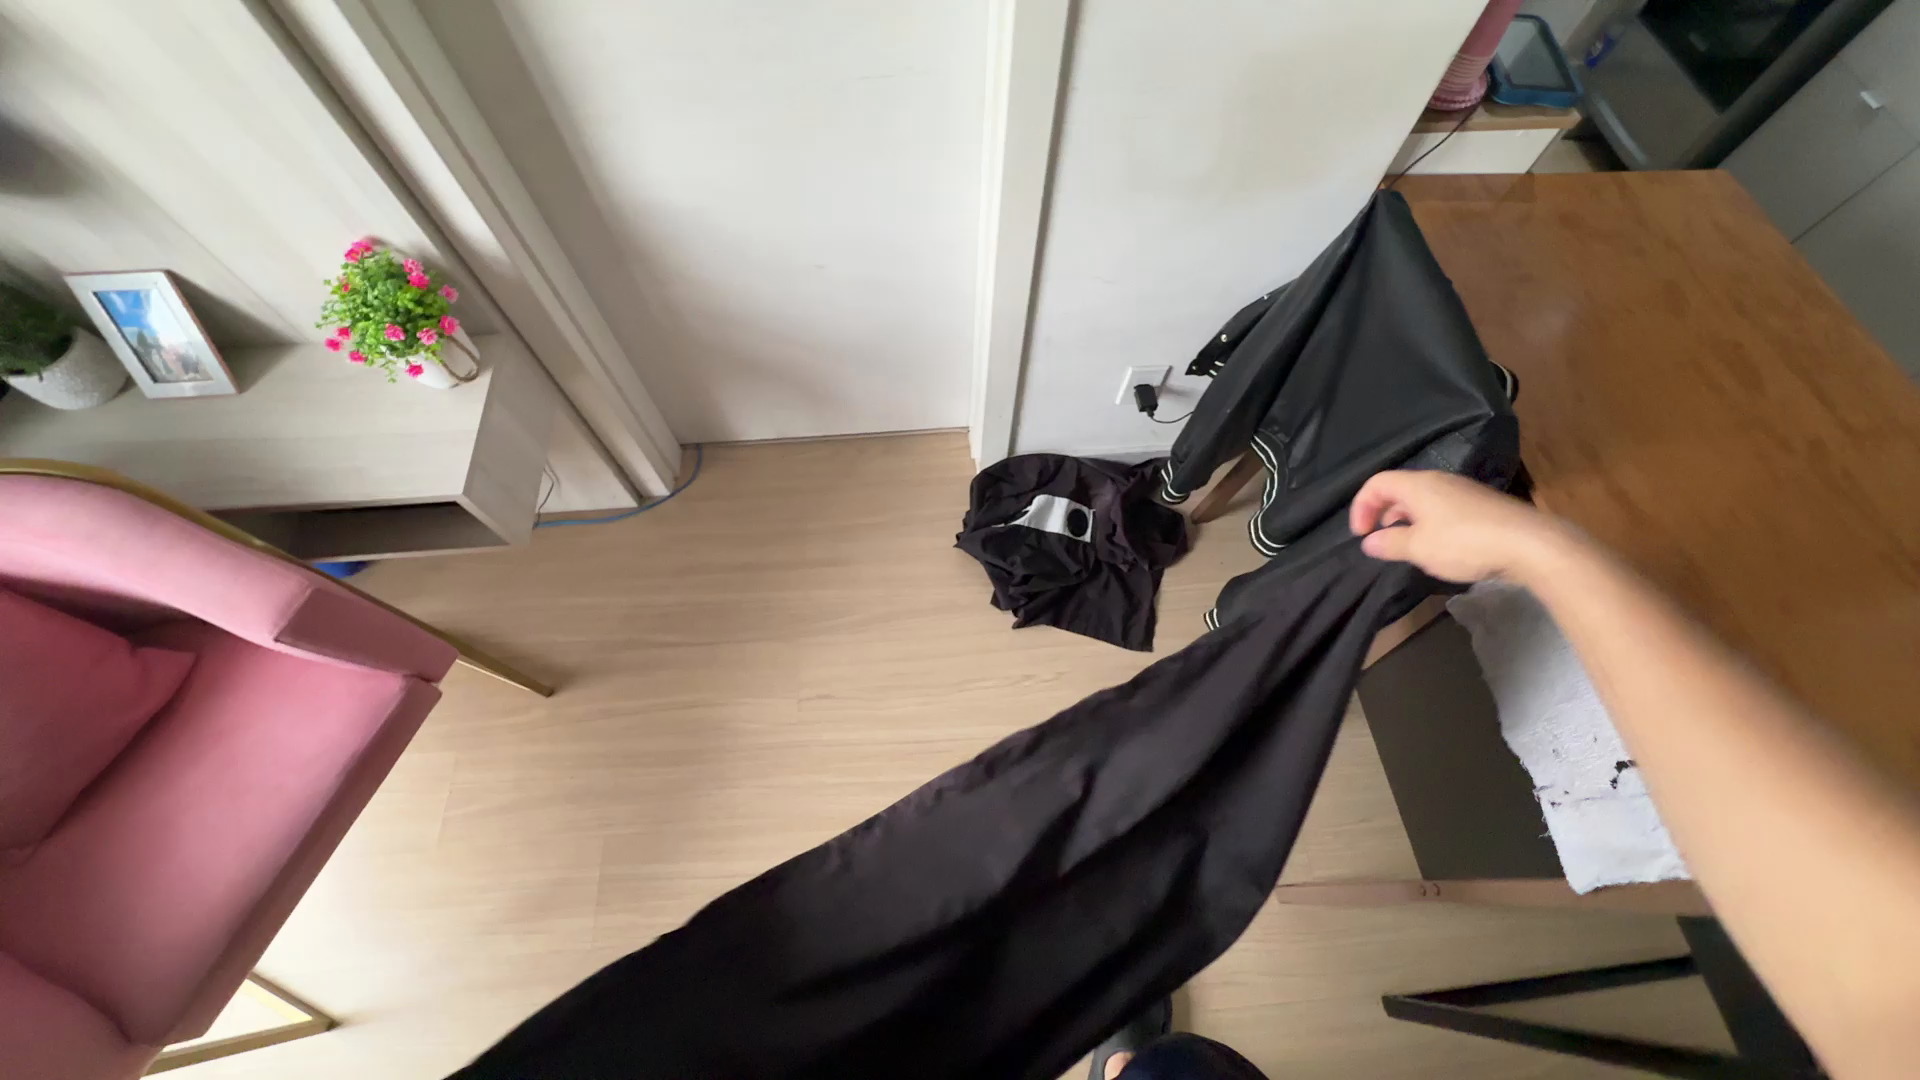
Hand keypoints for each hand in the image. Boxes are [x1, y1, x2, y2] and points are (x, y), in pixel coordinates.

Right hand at [1348, 470, 1570, 583]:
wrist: (1531, 545)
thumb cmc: (1464, 543)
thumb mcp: (1418, 548)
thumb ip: (1389, 543)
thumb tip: (1369, 542)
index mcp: (1418, 486)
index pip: (1376, 483)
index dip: (1361, 507)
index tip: (1361, 535)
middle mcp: (1439, 481)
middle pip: (1399, 489)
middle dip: (1382, 513)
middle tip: (1380, 539)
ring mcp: (1463, 491)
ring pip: (1422, 500)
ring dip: (1406, 520)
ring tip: (1408, 545)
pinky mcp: (1481, 505)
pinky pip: (1443, 508)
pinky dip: (1429, 523)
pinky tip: (1439, 546)